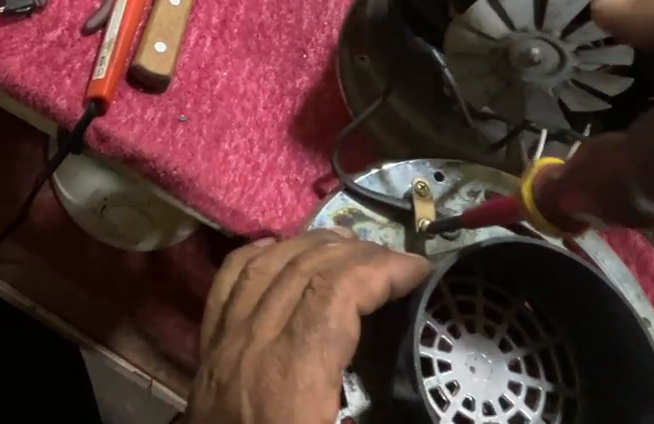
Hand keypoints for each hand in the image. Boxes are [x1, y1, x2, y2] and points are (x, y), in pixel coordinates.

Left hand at [190, 230, 429, 423]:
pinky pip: (229, 281)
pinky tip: (282, 251)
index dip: (380, 271)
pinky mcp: (207, 353)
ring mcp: (222, 346)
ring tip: (349, 246)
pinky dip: (260, 255)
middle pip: (301, 269)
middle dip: (354, 253)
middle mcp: (250, 350)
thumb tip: (446, 404)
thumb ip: (392, 410)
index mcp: (290, 383)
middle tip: (394, 262)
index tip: (419, 270)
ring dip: (310, 245)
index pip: (333, 294)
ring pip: (264, 265)